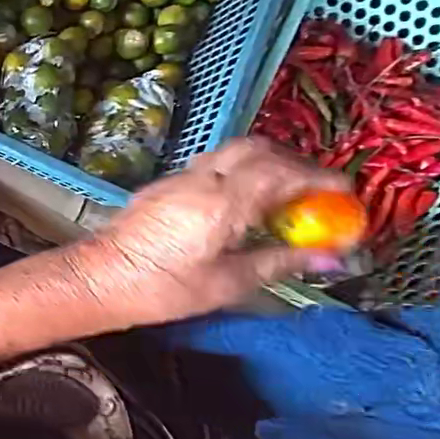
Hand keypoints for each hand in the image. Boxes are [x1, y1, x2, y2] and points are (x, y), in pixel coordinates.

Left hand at [72, 138, 347, 327]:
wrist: (95, 281)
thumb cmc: (160, 289)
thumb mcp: (228, 283)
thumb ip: (280, 262)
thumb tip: (330, 255)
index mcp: (219, 202)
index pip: (281, 171)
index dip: (320, 177)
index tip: (345, 194)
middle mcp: (195, 181)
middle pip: (252, 149)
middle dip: (292, 162)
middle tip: (315, 191)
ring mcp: (171, 182)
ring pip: (225, 155)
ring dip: (260, 166)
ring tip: (281, 199)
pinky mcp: (156, 190)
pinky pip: (204, 169)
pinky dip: (233, 175)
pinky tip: (241, 205)